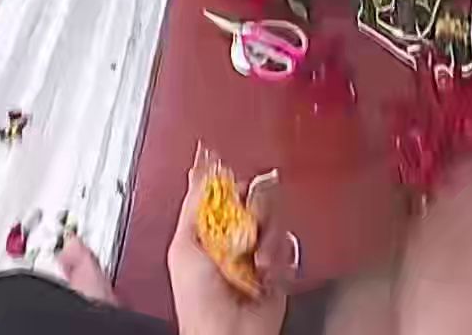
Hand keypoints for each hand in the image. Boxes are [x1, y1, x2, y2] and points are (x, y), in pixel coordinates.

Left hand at [168, 149, 294, 334]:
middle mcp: (238, 231)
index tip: (234, 170)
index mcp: (212, 226)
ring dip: (266, 235)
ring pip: (275, 213)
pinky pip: (288, 239)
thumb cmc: (198, 302)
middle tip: (249, 222)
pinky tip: (265, 270)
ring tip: (256, 258)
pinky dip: (278, 255)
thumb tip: (199, 169)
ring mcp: (259, 245)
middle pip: (257, 192)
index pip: (227, 187)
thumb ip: (192, 206)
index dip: (232, 177)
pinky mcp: (280, 261)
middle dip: (256, 205)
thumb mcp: (183, 248)